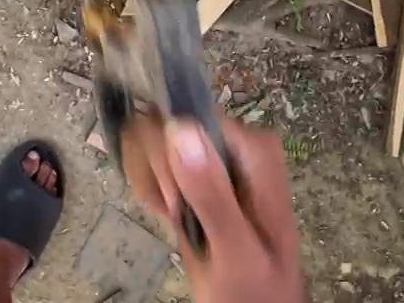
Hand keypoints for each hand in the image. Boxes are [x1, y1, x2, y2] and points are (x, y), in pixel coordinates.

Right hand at [121, 116, 305, 302]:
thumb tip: (180, 129)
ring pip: (153, 136)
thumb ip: (212, 196)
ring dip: (150, 179)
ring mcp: (210, 155)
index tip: (174, 196)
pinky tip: (161, 210)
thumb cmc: (255, 292)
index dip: (171, 153)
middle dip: (159, 170)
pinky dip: (148, 184)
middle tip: (175, 210)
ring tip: (170, 215)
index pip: (190, 119)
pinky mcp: (192, 170)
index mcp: (253, 151)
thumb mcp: (237, 252)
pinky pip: (151, 154)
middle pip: (167, 125)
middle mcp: (231, 143)